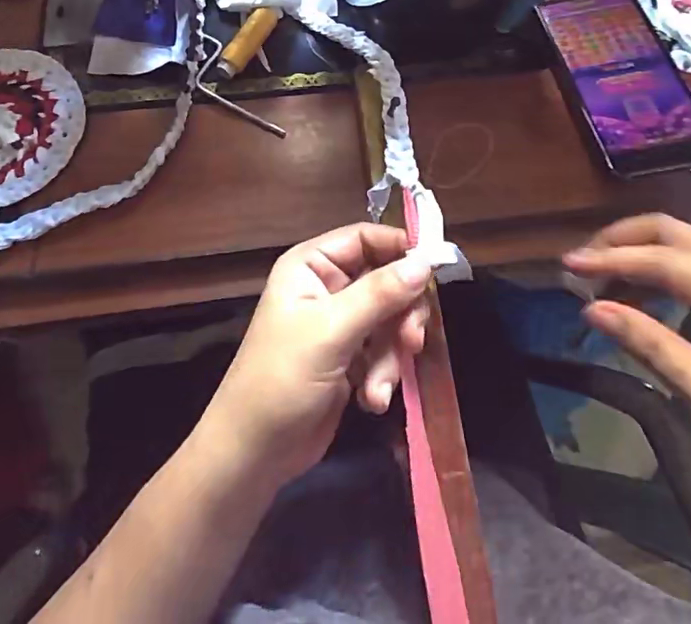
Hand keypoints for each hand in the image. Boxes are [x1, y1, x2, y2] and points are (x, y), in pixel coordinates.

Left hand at [199, 223, 430, 487]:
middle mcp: (326, 287)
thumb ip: (380, 293)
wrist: (255, 452)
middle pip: (386, 280)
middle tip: (411, 340)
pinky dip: (383, 375)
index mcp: (311, 266)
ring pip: (390, 320)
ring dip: (391, 356)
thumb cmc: (283, 379)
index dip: (401, 249)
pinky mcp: (349, 358)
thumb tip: (425, 261)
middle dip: (401, 315)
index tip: (435, 269)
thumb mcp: (331, 331)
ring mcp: (338, 324)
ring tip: (378, 387)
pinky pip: (383, 351)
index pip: (365, 238)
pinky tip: (370, 400)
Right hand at [564, 214, 690, 499]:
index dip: (612, 259)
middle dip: (621, 240)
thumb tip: (591, 310)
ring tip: (597, 282)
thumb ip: (652, 347)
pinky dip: (654, 268)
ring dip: (635, 251)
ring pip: (682, 241)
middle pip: (674, 231)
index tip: (566, 265)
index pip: (668, 261)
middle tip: (580, 266)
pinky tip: (633, 295)